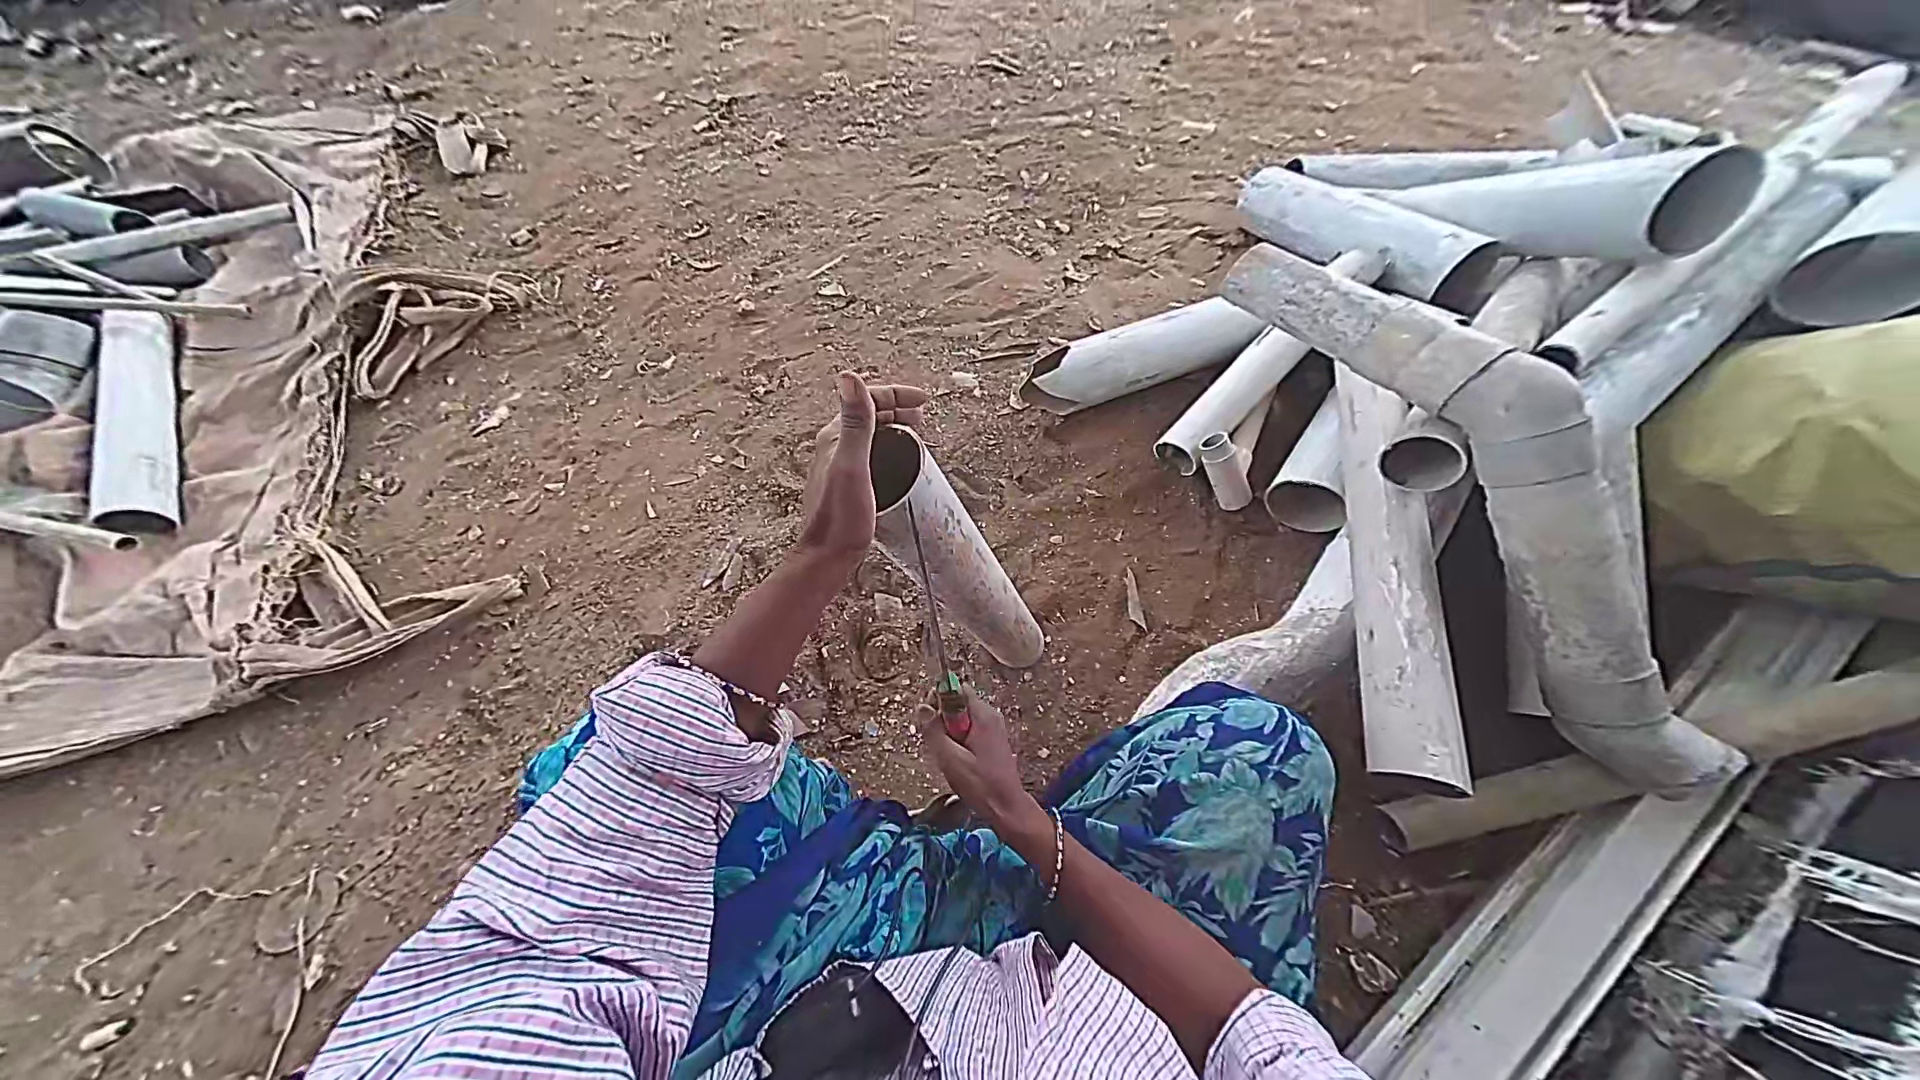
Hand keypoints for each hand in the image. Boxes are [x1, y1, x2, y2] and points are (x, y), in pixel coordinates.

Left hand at [799, 373, 928, 560]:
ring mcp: (840, 464)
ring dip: (895, 426)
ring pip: (872, 434)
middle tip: (922, 415)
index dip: (897, 395)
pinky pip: (873, 452)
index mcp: (835, 436)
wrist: (828, 557)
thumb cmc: (841, 518)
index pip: (867, 400)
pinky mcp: (849, 482)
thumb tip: (849, 377)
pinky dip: (891, 446)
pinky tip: (902, 461)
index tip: (922, 400)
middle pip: (869, 414)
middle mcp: (834, 446)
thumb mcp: (854, 465)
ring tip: (917, 432)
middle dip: (898, 408)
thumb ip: (854, 422)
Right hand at [918, 687, 1049, 849]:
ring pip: (960, 719)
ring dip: (948, 734)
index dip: (938, 701)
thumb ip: (934, 731)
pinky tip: (959, 762)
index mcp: (983, 715)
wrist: (1007, 808)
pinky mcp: (990, 740)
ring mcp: (992, 728)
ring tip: (950, 757)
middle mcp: (990, 716)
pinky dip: (958, 742)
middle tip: (941, 745)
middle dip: (942, 720)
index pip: (956, 690)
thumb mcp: (951, 759)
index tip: (931, 722)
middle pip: (957, 703)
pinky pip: (967, 731)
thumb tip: (923, 707)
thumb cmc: (982, 786)